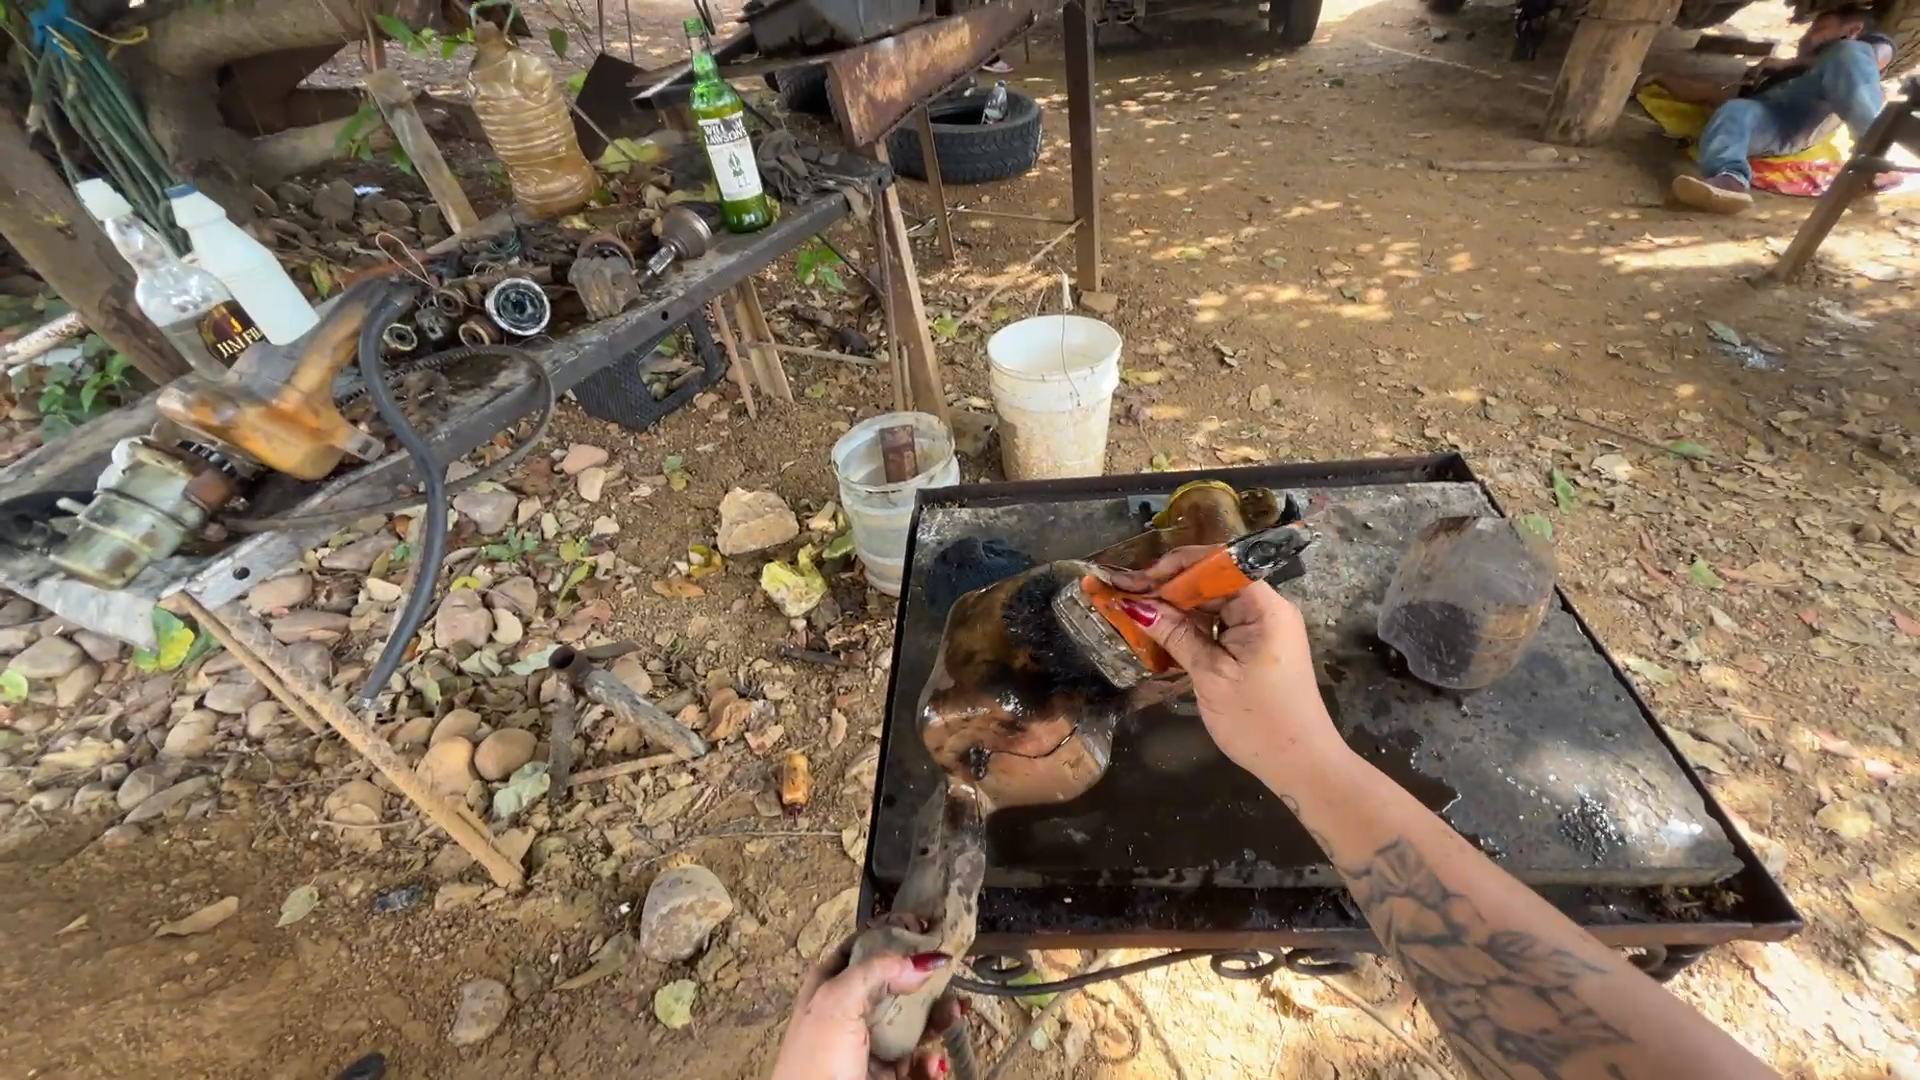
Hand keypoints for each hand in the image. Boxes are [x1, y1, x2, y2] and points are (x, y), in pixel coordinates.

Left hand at [771, 944, 953, 1079]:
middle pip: (895, 984)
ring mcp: (870, 1050)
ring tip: (957, 1011)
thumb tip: (922, 961)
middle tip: (950, 968)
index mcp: (828, 988)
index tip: (922, 925)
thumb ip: (878, 970)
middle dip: (925, 977)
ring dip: (939, 1017)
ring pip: (913, 1023)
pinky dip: (931, 1062)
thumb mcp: (837, 1001)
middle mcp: (850, 1014)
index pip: (862, 948)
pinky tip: (935, 1063)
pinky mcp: (887, 1079)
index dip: (889, 934)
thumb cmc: (816, 1062)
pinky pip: (917, 1064)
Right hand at [1108, 547, 1349, 790]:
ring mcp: (1259, 628)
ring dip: (1173, 608)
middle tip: (1125, 595)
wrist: (1302, 766)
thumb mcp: (1210, 675)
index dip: (1175, 568)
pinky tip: (1157, 630)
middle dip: (1167, 587)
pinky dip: (1187, 627)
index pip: (1217, 566)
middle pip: (1211, 582)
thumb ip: (1175, 635)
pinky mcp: (1252, 646)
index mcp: (1264, 607)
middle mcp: (1264, 609)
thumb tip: (1135, 605)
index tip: (1137, 580)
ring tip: (1133, 609)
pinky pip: (1214, 624)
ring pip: (1209, 603)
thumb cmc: (1259, 721)